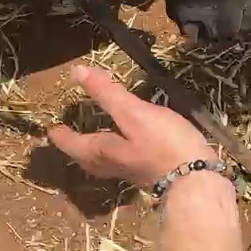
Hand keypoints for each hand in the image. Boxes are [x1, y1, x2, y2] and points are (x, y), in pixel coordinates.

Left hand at [49, 66, 218, 186]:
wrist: (197, 179)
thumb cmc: (163, 144)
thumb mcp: (134, 113)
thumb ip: (107, 94)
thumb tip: (77, 72)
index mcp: (97, 150)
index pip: (68, 141)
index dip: (59, 131)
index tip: (53, 125)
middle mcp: (107, 165)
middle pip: (83, 155)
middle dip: (74, 143)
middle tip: (70, 131)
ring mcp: (128, 172)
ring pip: (102, 160)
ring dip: (95, 148)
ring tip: (97, 135)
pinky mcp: (148, 172)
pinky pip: (122, 160)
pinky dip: (117, 150)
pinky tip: (130, 145)